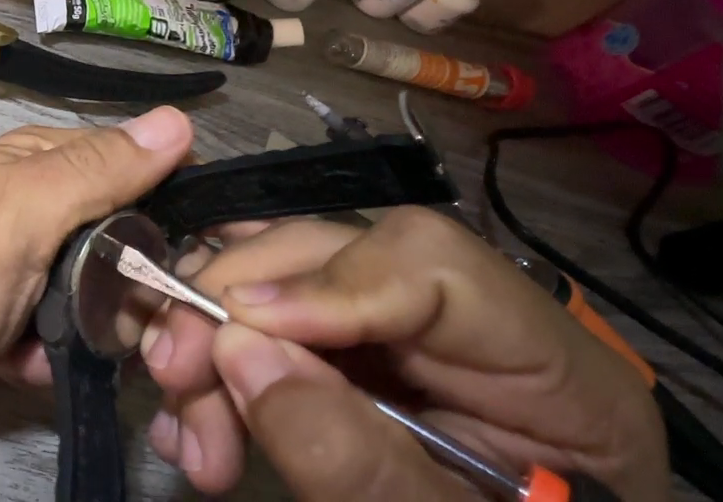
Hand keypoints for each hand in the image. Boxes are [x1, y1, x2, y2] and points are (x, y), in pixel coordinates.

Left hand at [0, 105, 193, 414]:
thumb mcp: (20, 209)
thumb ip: (94, 171)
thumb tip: (176, 120)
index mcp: (39, 165)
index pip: (135, 166)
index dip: (177, 204)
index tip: (215, 252)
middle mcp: (40, 208)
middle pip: (128, 240)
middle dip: (139, 284)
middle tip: (139, 320)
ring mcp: (29, 266)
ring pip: (106, 295)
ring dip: (101, 327)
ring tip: (77, 343)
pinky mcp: (19, 318)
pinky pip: (69, 335)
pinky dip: (57, 352)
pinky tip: (29, 361)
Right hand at [142, 209, 668, 500]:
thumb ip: (362, 462)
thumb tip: (239, 351)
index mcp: (551, 372)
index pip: (428, 264)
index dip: (322, 283)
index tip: (237, 332)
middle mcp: (459, 330)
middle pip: (323, 260)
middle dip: (230, 312)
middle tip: (172, 373)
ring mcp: (392, 341)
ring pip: (271, 290)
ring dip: (208, 354)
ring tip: (187, 438)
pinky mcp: (340, 362)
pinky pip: (255, 332)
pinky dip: (209, 374)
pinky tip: (190, 430)